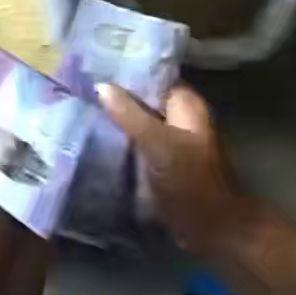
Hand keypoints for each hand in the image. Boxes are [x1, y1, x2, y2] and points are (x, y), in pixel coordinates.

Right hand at [95, 83, 260, 258]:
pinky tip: (97, 135)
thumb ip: (130, 113)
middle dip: (119, 94)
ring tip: (85, 107)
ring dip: (119, 116)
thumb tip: (102, 84)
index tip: (96, 65)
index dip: (127, 70)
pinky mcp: (164, 161)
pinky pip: (139, 140)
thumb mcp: (157, 143)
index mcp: (186, 102)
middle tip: (85, 87)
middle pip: (145, 97)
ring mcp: (173, 138)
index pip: (153, 74)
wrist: (210, 229)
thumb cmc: (188, 180)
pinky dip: (123, 137)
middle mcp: (181, 115)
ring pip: (141, 119)